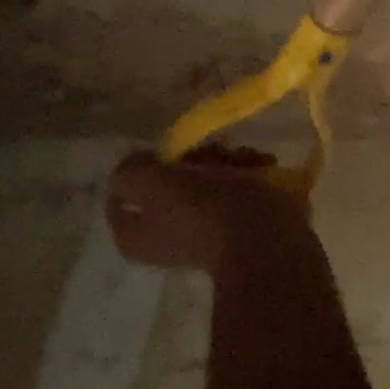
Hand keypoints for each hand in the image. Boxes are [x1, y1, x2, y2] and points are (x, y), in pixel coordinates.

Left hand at [105, 146, 311, 273]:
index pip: (125, 193)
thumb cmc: (206, 210)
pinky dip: (249, 173)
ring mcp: (203, 231)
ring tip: (248, 158)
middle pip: (171, 182)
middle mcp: (163, 235)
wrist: (264, 235)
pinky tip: (263, 164)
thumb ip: (130, 171)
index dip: (148, 166)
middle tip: (217, 153)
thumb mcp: (155, 184)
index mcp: (133, 234)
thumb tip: (139, 161)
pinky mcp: (238, 224)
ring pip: (207, 182)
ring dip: (229, 162)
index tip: (175, 153)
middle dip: (197, 160)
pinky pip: (235, 191)